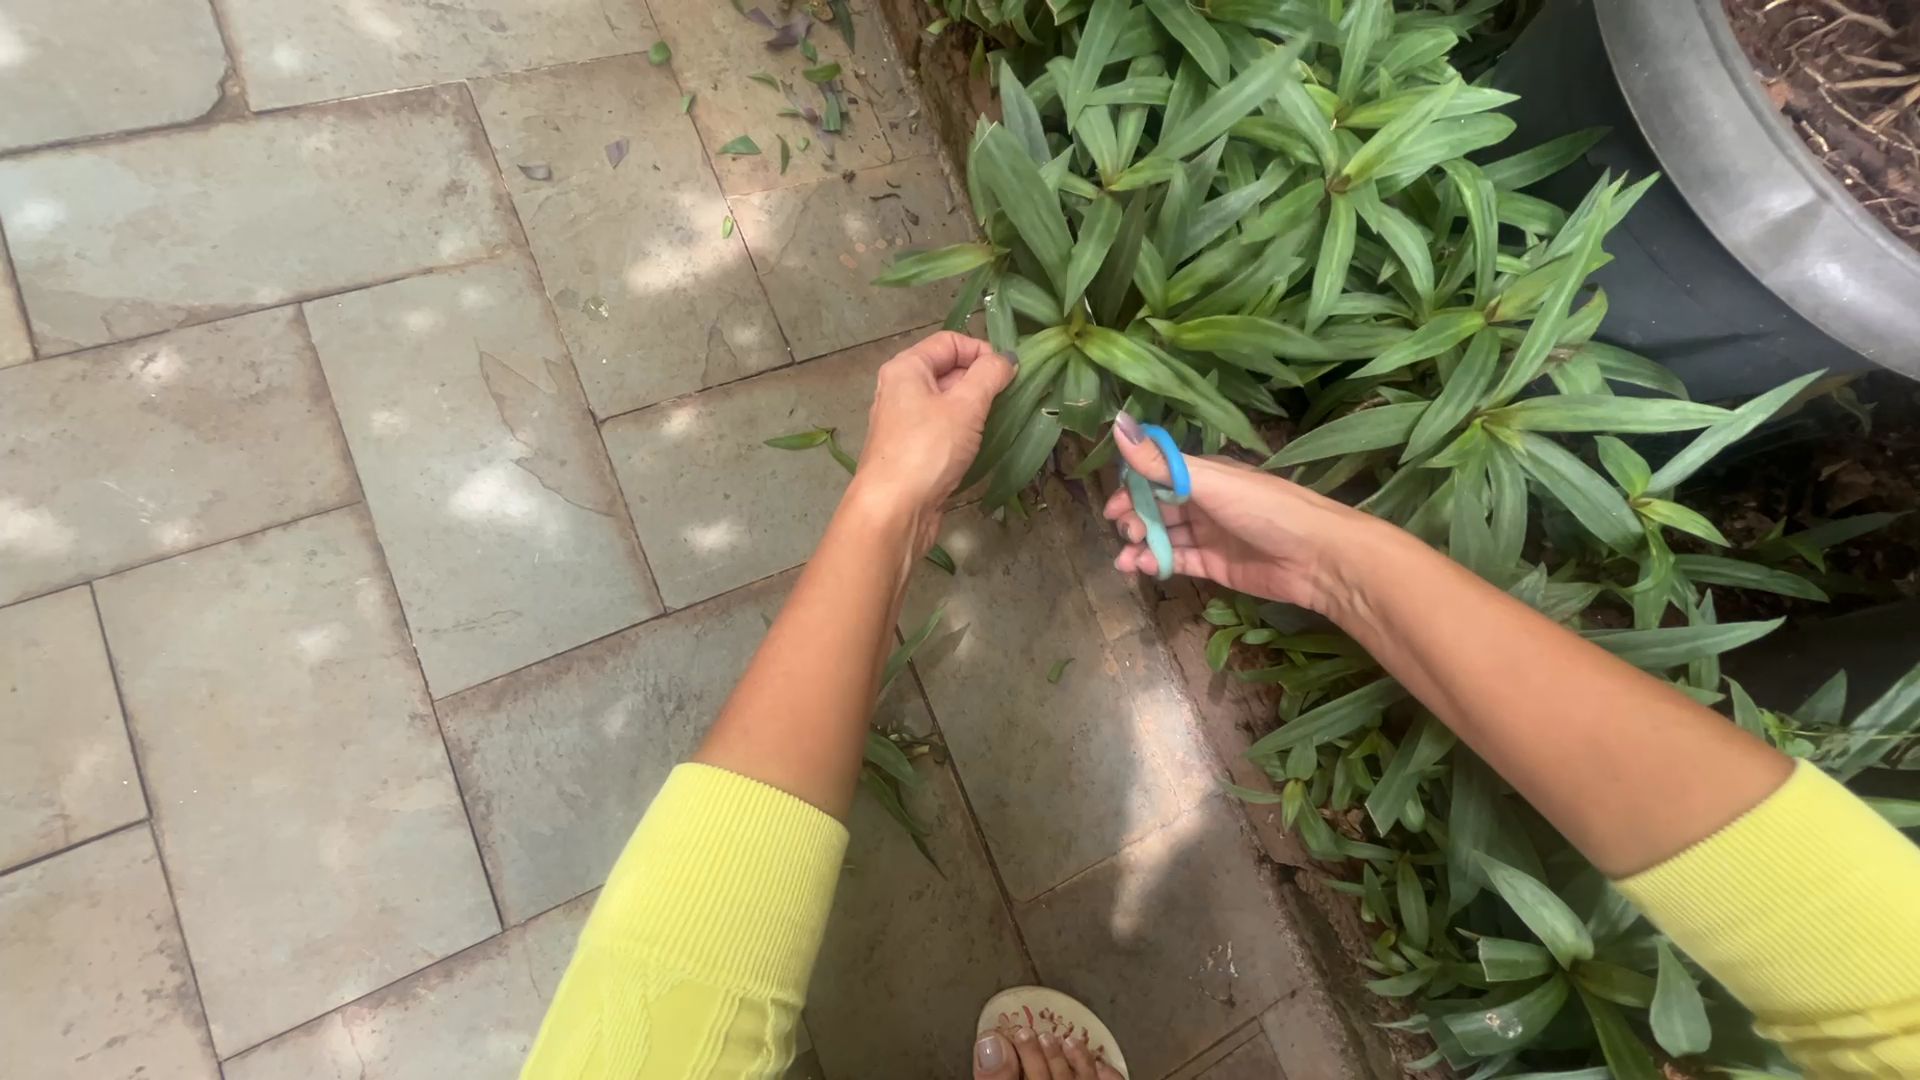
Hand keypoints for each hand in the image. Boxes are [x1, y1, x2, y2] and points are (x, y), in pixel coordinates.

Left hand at [851, 331, 1014, 551]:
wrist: (893, 510)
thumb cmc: (927, 450)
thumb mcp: (965, 405)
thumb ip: (989, 375)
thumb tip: (1006, 360)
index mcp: (906, 369)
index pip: (950, 341)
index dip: (981, 350)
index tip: (1008, 372)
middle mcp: (900, 391)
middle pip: (948, 371)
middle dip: (981, 380)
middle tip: (1011, 398)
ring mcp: (905, 424)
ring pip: (948, 404)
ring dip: (976, 409)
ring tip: (999, 421)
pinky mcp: (913, 453)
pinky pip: (944, 430)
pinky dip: (964, 432)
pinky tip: (980, 445)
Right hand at [1102, 412, 1394, 615]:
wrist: (1318, 558)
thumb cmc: (1266, 509)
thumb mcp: (1209, 481)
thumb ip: (1160, 461)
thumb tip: (1117, 422)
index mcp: (1205, 475)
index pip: (1156, 476)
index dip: (1131, 490)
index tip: (1112, 509)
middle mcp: (1204, 501)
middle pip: (1157, 507)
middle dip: (1134, 520)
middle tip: (1127, 534)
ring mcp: (1209, 534)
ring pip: (1163, 537)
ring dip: (1140, 546)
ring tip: (1126, 561)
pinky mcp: (1214, 564)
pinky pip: (1177, 560)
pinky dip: (1157, 563)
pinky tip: (1143, 568)